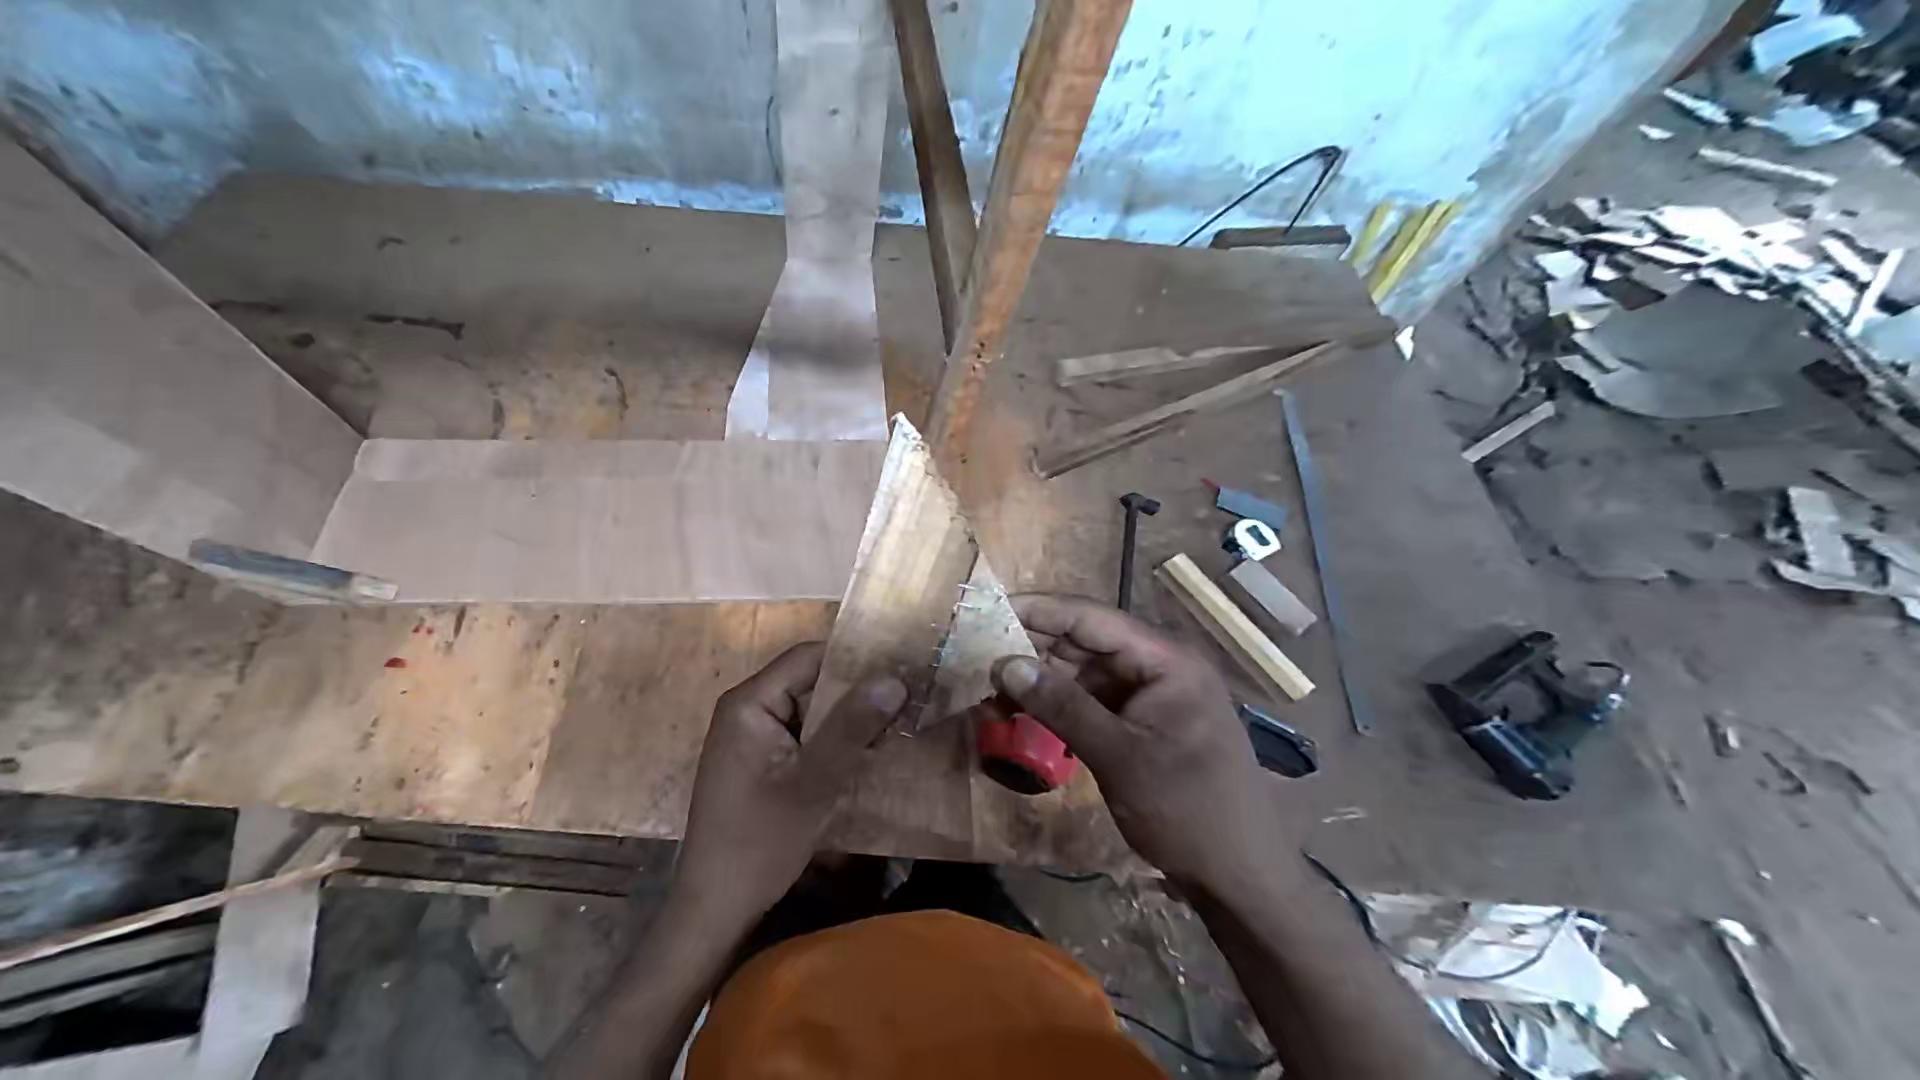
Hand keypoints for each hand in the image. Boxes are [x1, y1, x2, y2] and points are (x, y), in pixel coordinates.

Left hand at [673, 642, 907, 926]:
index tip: (902, 668)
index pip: (809, 657)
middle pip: (812, 681)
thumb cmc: (758, 843)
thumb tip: (895, 678)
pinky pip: (806, 734)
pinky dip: (837, 739)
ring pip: (813, 709)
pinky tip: (872, 749)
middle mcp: (749, 710)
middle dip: (858, 690)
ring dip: (852, 717)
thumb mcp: (813, 784)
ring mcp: (755, 736)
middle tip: (910, 697)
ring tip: (901, 720)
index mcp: (749, 704)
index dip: (855, 659)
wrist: (716, 909)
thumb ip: (851, 728)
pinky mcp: (763, 760)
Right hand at [992, 595, 1277, 889]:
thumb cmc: (1188, 810)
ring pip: (1084, 672)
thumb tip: (1004, 663)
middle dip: (1033, 646)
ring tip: (990, 688)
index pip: (1093, 618)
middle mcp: (1159, 667)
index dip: (1040, 610)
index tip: (990, 608)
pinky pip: (1091, 701)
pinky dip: (1057, 705)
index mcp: (1167, 660)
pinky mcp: (1141, 723)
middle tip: (979, 652)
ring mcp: (1150, 696)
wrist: (1240, 877)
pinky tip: (1020, 711)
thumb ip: (1062, 705)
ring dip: (1040, 679)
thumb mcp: (1120, 755)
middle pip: (1086, 641)